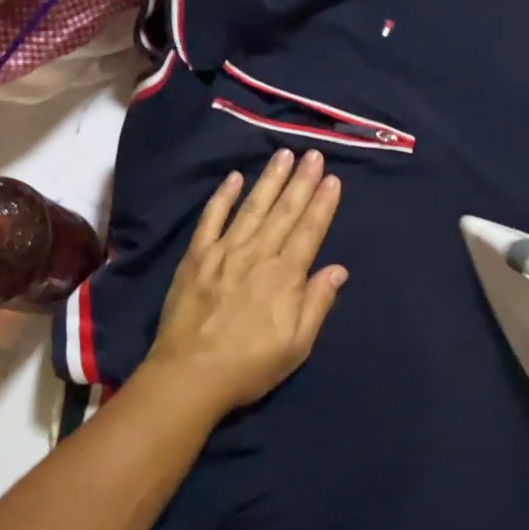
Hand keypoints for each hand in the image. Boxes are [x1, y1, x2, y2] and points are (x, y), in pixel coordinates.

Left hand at [140, 149, 347, 416]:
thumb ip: (317, 303)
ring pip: (252, 207)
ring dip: (270, 179)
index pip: (309, 231)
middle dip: (301, 181)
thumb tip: (338, 269)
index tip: (332, 178)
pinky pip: (211, 218)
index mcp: (285, 276)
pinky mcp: (197, 256)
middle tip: (313, 154)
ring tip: (284, 155)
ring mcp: (224, 252)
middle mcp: (258, 255)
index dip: (322, 204)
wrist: (190, 375)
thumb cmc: (249, 366)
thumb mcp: (296, 345)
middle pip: (284, 211)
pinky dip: (223, 197)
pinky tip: (234, 177)